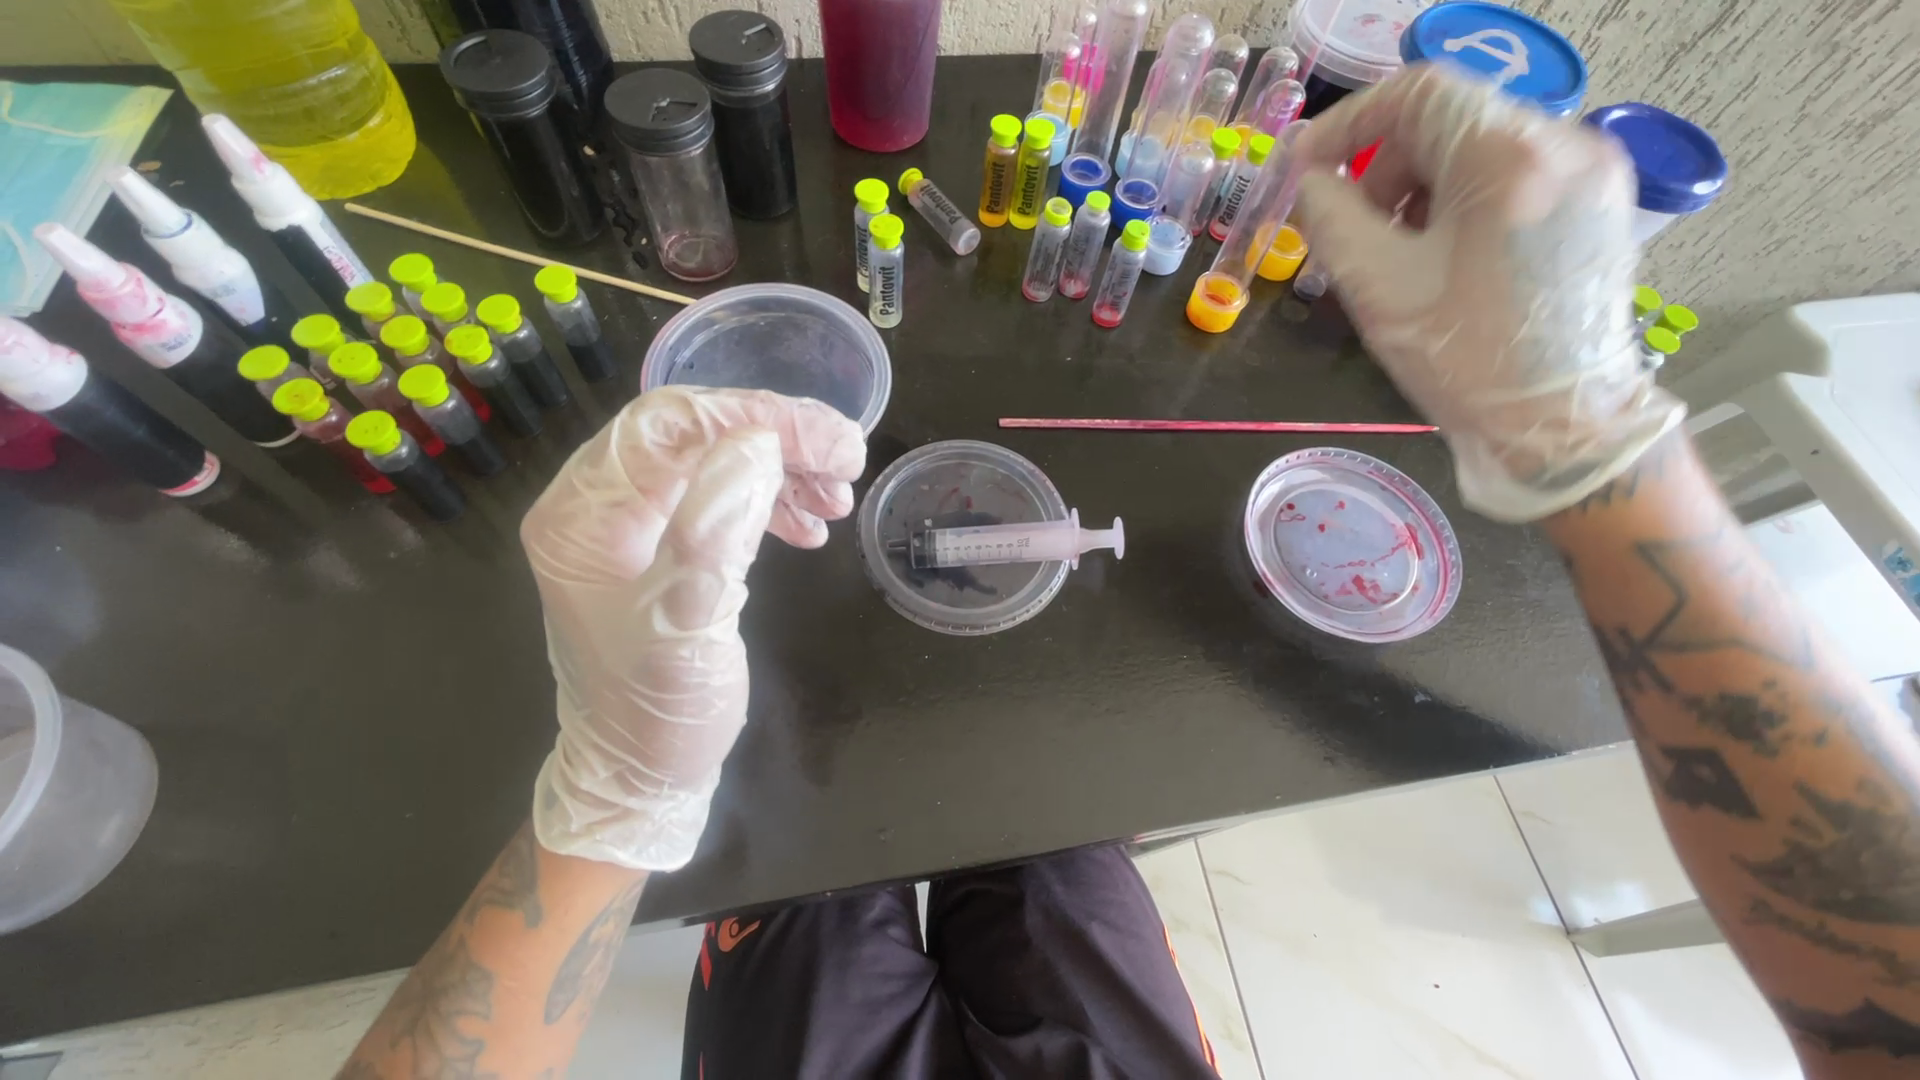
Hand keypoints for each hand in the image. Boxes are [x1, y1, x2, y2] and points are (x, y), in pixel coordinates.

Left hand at [521, 387, 865, 869]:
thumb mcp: (688, 622)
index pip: (669, 424)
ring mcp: (632, 525)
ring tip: (839, 500)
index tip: (832, 440)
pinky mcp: (663, 546)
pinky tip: (810, 528)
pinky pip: (720, 497)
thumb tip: (760, 441)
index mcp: (586, 513)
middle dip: (777, 437)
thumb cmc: (657, 711)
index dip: (755, 415)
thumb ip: (717, 527)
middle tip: (848, 462)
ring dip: (782, 469)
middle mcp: (600, 505)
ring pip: (713, 459)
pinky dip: (770, 501)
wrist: (641, 778)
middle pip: (694, 433)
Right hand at [1293, 64, 1684, 521]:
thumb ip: (1329, 216)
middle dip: (1383, 166)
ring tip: (1400, 252)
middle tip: (1354, 230)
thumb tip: (1311, 178)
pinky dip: (1461, 199)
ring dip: (1419, 185)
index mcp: (1508, 159)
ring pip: (1478, 145)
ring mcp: (1590, 169)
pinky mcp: (1597, 200)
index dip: (1346, 123)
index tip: (1305, 169)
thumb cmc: (1462, 359)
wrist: (1557, 423)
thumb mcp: (1376, 287)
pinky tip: (1445, 255)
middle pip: (1448, 118)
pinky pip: (1511, 172)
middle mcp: (1564, 142)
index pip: (1416, 93)